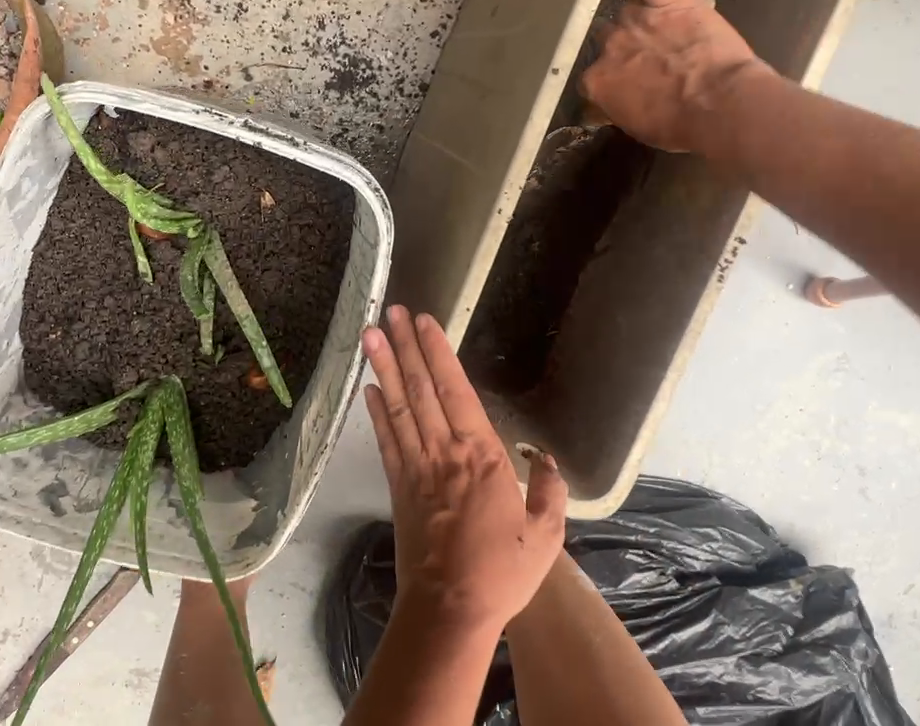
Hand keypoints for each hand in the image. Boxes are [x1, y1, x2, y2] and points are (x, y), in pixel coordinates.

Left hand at [362, 306, 566, 632]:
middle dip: (405, 346)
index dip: (438, 352)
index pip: (456, 390)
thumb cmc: (502, 573)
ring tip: (371, 334)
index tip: (424, 321)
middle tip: (389, 311)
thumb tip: (548, 458)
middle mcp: (445, 452)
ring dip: (384, 367)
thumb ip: (550, 492)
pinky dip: (376, 411)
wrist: (450, 609)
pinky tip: (369, 387)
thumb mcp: (547, 536)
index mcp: (483, 456)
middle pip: (421, 388)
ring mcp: (416, 468)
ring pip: (398, 406)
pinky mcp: (398, 487)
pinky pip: (386, 440)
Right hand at [581, 0, 771, 152]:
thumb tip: (607, 106)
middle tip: (643, 58)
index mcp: (598, 81)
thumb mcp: (637, 127)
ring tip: (656, 28)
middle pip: (605, 38)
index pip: (590, 76)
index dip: (607, 79)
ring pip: (626, 11)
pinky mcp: (670, 1)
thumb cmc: (680, 126)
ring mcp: (638, 20)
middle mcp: (610, 46)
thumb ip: (616, 107)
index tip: (621, 85)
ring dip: (636, 20)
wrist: (720, 104)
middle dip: (620, 47)